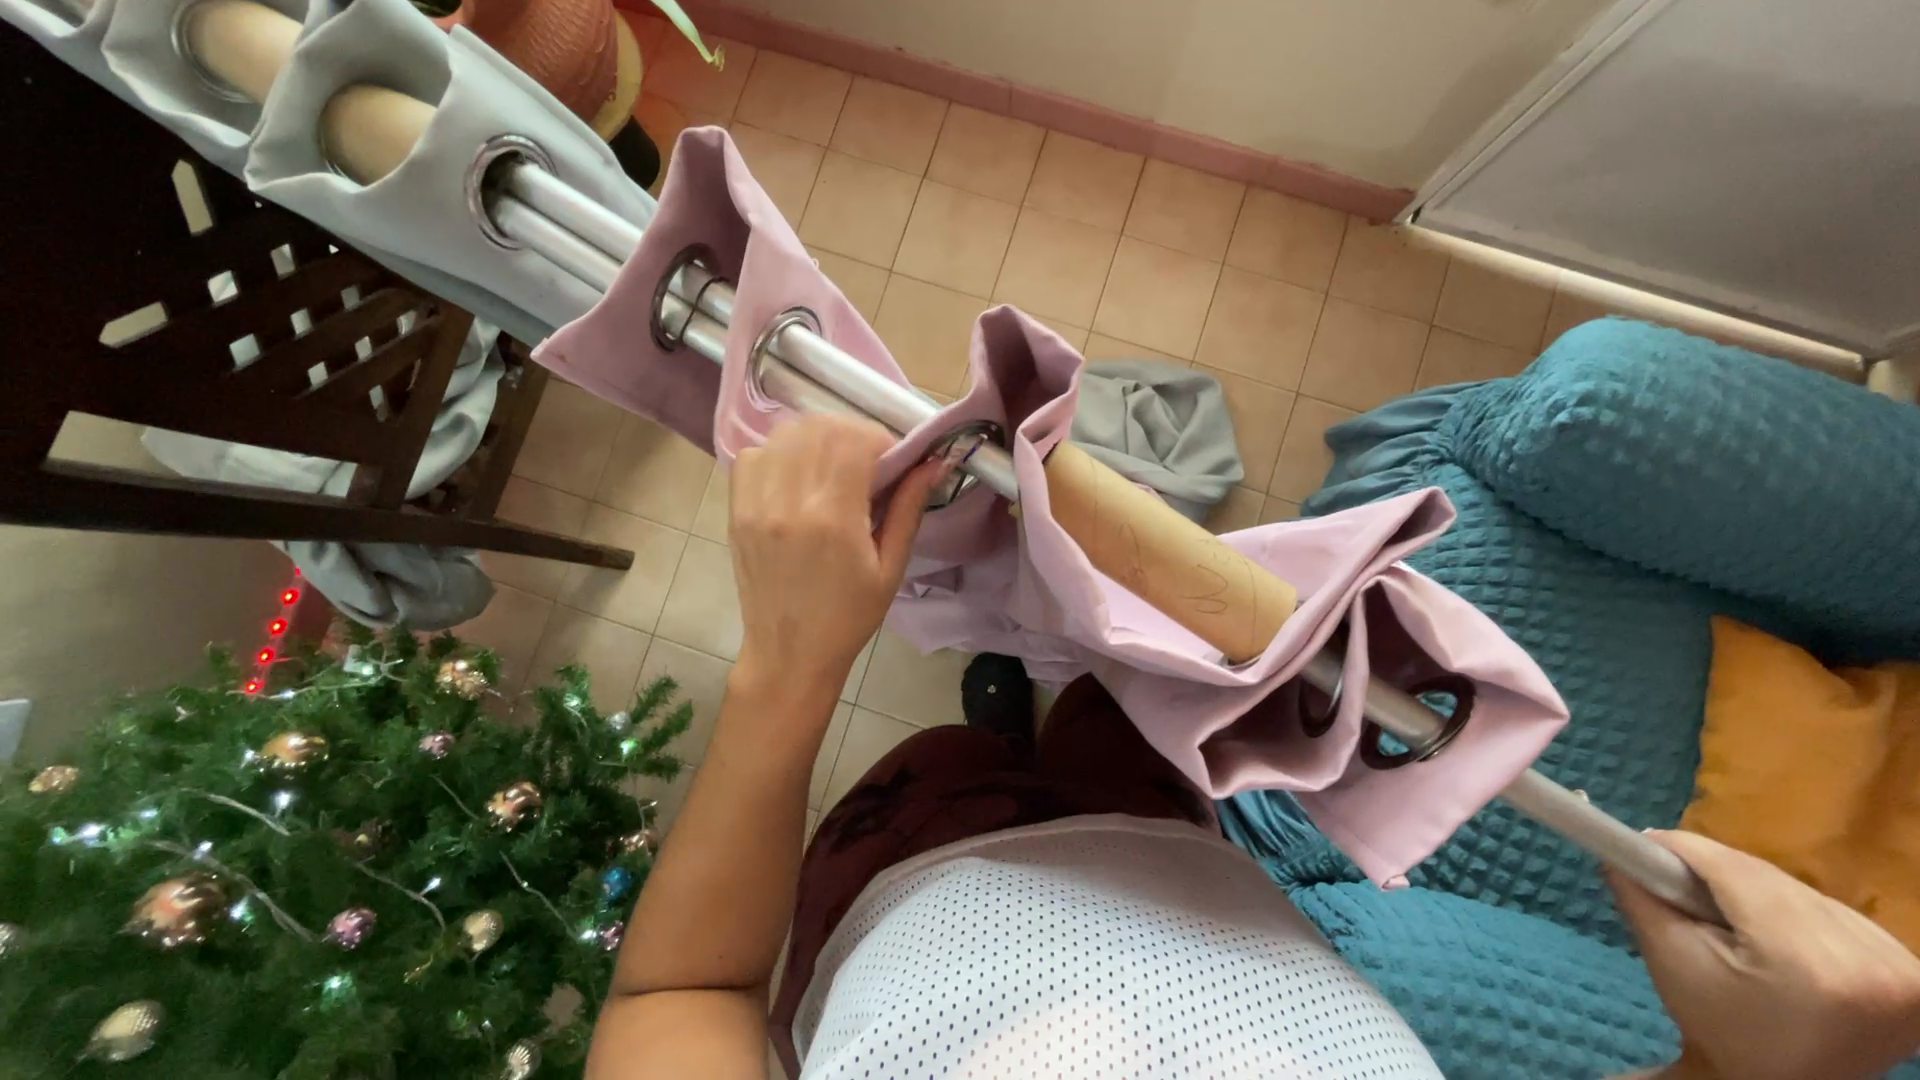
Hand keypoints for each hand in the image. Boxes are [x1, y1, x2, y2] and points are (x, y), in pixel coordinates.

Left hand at [728, 416, 942, 697]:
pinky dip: (777, 453)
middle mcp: (789, 502)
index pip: (854, 441)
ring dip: (815, 438)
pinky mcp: (736, 511)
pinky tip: (796, 476)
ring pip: (785, 434)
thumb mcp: (891, 567)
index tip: (892, 463)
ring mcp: (756, 504)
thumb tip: (934, 461)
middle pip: (820, 428)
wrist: (790, 653)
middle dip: (851, 434)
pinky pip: (752, 455)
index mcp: (833, 518)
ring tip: (831, 466)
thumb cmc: (850, 616)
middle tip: (866, 462)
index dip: (880, 441)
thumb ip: (908, 508)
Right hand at [1608, 830, 1919, 1079]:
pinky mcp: (1912, 970)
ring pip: (1798, 889)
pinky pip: (1830, 909)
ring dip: (1751, 888)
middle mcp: (1870, 958)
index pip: (1738, 871)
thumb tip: (1620, 844)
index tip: (1642, 840)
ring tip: (1721, 912)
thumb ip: (1639, 894)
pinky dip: (1790, 908)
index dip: (1684, 848)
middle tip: (1669, 876)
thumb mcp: (1667, 957)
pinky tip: (1772, 932)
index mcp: (1808, 961)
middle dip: (1714, 869)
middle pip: (1770, 879)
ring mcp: (1903, 966)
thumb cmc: (1717, 1025)